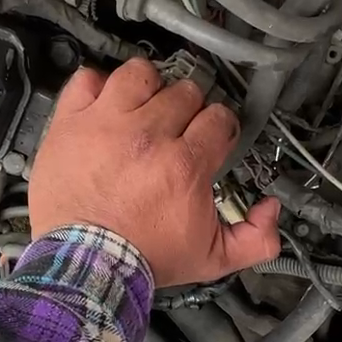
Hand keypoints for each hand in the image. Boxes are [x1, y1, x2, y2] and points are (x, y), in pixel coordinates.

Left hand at [30, 59, 281, 287]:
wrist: (85, 266)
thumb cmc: (141, 259)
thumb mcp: (211, 260)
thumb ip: (255, 239)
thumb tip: (270, 209)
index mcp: (185, 163)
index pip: (218, 119)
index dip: (217, 129)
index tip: (208, 141)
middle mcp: (148, 135)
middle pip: (184, 92)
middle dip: (186, 111)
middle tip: (177, 132)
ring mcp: (106, 123)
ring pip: (140, 75)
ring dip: (146, 90)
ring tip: (142, 112)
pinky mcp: (71, 123)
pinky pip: (87, 79)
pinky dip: (97, 88)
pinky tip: (105, 108)